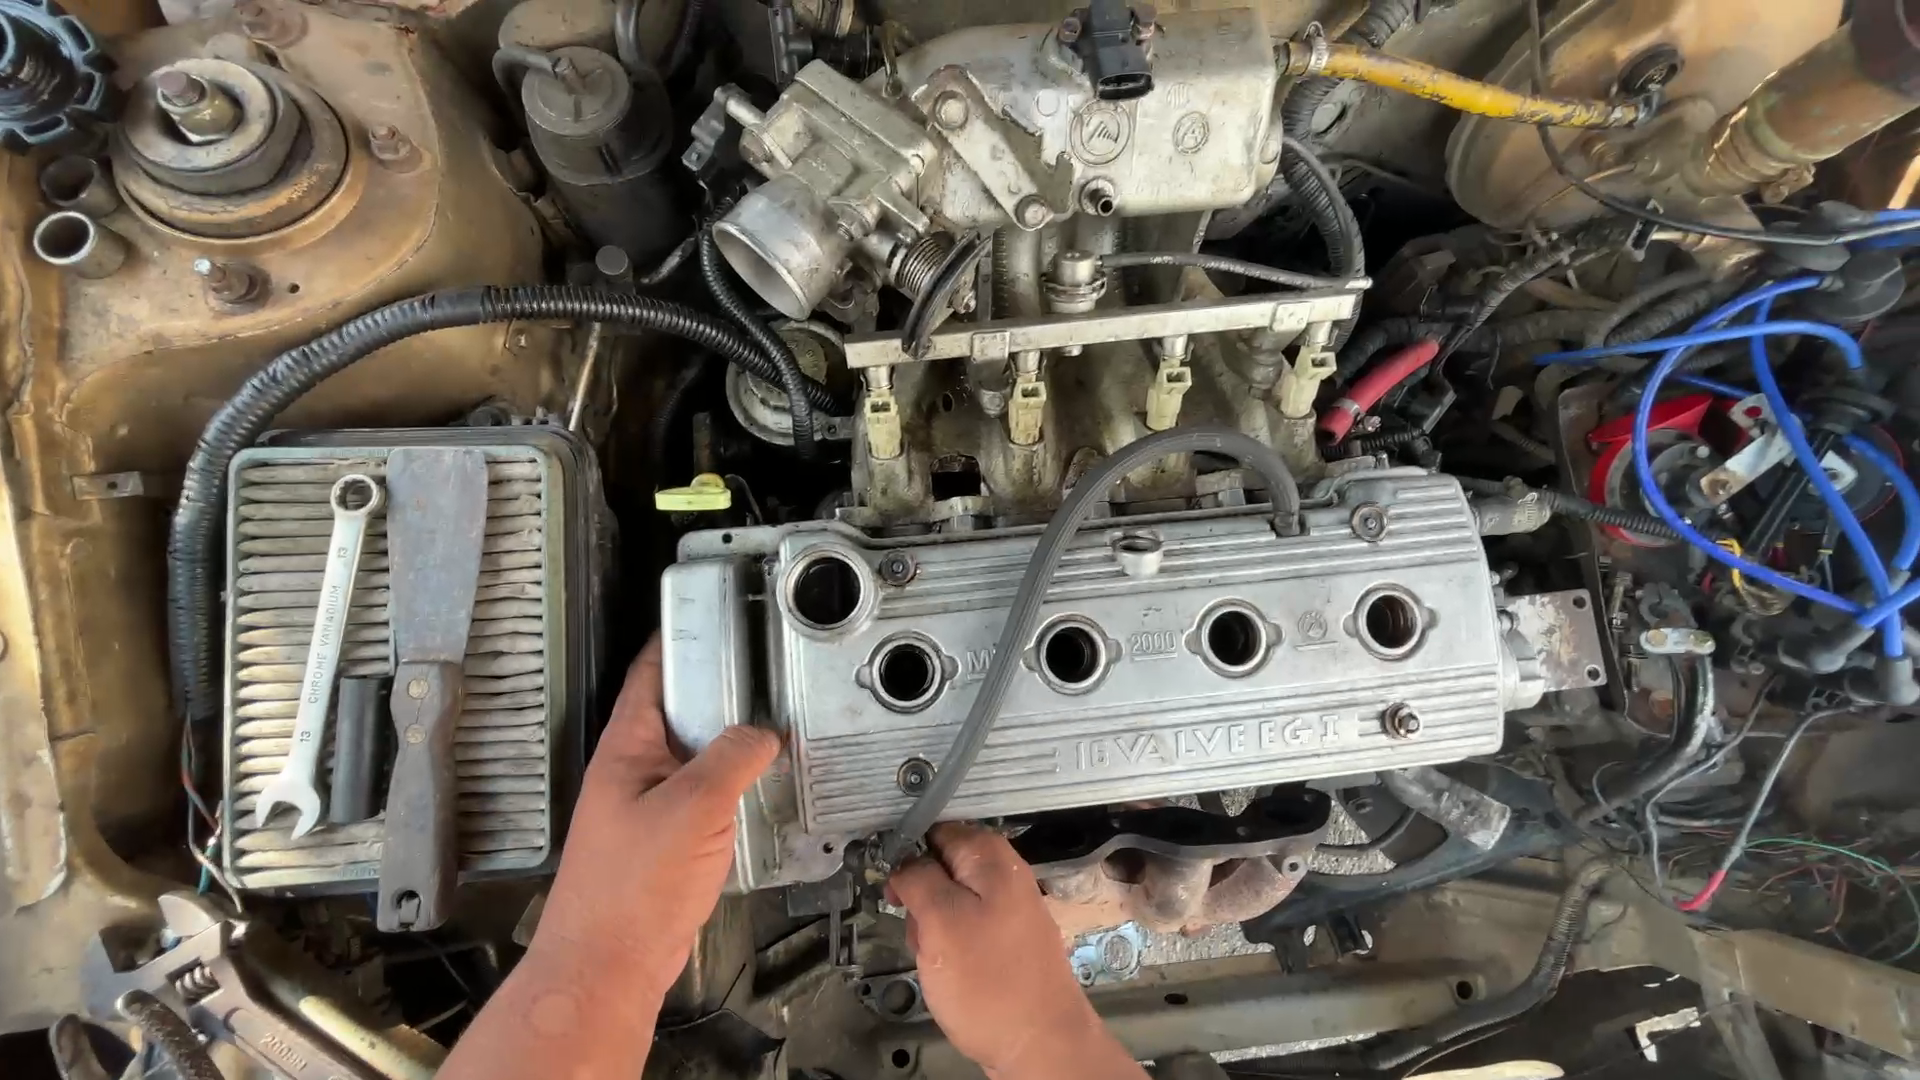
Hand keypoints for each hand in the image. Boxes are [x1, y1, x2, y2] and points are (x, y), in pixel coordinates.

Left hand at [529, 634, 779, 996]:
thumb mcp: (693, 806)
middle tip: (764, 669)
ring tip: (772, 719)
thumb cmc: (633, 886)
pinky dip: (733, 777)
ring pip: (698, 750)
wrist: (611, 966)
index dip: (677, 637)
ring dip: (731, 736)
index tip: (711, 615)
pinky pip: (706, 789)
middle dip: (720, 687)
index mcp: (628, 745)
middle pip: (681, 708)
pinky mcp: (670, 833)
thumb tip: (763, 734)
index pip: (650, 672)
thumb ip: (732, 759)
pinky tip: (761, 778)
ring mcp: (652, 800)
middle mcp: (637, 766)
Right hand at [886, 823, 1145, 1079]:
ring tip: (940, 959)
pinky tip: (953, 972)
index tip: (894, 890)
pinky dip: (951, 947)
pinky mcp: (1007, 937)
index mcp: (989, 854)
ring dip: (933, 929)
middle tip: (923, 934)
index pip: (933, 832)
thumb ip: (917, 877)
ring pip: (949, 904)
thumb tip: (903, 858)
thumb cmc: (988, 980)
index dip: (906, 857)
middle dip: (921, 900)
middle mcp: (1003, 871)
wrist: (1040, 1045)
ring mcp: (1008, 905)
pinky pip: (965, 929)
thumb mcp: (939, 920)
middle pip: (940, 869)